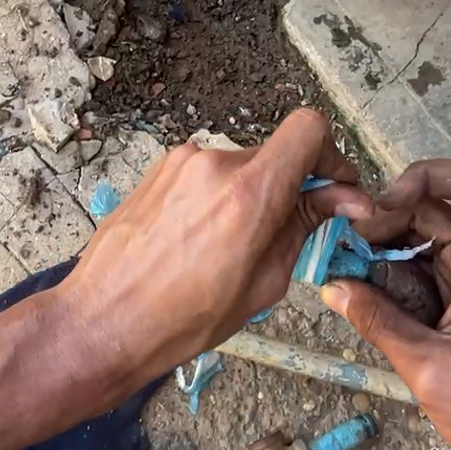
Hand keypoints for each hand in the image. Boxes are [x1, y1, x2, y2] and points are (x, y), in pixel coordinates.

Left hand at [58, 109, 372, 386]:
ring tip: (227, 244)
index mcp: (249, 193)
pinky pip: (207, 172)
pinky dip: (217, 195)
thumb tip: (345, 199)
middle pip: (275, 154)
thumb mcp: (264, 282)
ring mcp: (181, 160)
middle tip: (281, 234)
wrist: (104, 320)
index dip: (331, 155)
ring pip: (240, 166)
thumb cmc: (184, 319)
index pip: (308, 129)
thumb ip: (304, 227)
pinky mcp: (160, 167)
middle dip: (288, 188)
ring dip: (249, 194)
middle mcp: (215, 162)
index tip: (332, 188)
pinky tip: (199, 235)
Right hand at [321, 159, 450, 449]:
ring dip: (390, 248)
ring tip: (351, 273)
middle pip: (436, 209)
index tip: (382, 207)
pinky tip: (374, 296)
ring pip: (432, 237)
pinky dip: (403, 273)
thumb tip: (333, 287)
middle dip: (388, 219)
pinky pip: (436, 267)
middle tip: (348, 249)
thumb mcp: (429, 369)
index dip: (423, 175)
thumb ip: (378, 321)